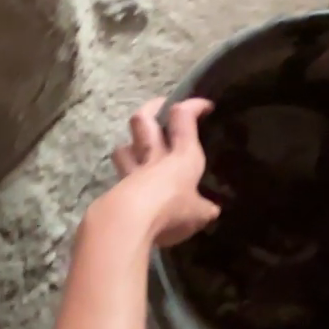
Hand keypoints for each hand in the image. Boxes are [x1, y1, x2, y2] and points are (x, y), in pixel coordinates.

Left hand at [93, 97, 220, 246]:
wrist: (129, 222)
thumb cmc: (171, 211)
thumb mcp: (198, 215)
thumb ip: (204, 209)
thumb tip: (212, 210)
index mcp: (181, 155)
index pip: (184, 118)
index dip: (193, 106)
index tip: (205, 105)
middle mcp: (154, 156)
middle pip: (144, 120)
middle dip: (152, 108)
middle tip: (160, 106)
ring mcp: (132, 171)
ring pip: (123, 147)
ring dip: (129, 144)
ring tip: (136, 148)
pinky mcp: (116, 190)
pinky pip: (120, 177)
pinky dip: (125, 179)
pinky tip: (131, 188)